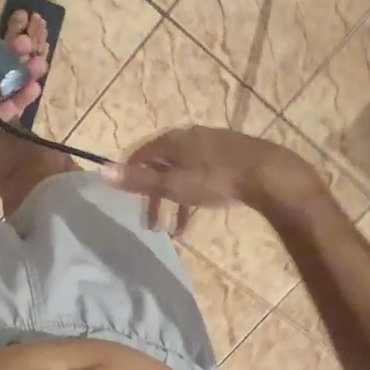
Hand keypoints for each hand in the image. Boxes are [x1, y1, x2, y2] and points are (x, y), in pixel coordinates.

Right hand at [101, 126, 318, 234]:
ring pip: (185, 174)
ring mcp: (214, 145)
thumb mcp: (173, 184)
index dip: (131, 176)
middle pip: (163, 166)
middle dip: (156, 197)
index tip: (129, 201)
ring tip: (178, 231)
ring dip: (177, 203)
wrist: (269, 175)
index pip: (141, 154)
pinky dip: (197, 196)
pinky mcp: (233, 156)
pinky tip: (203, 213)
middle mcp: (191, 137)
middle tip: (152, 225)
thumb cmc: (216, 180)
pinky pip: (205, 176)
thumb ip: (138, 180)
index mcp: (173, 141)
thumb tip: (100, 170)